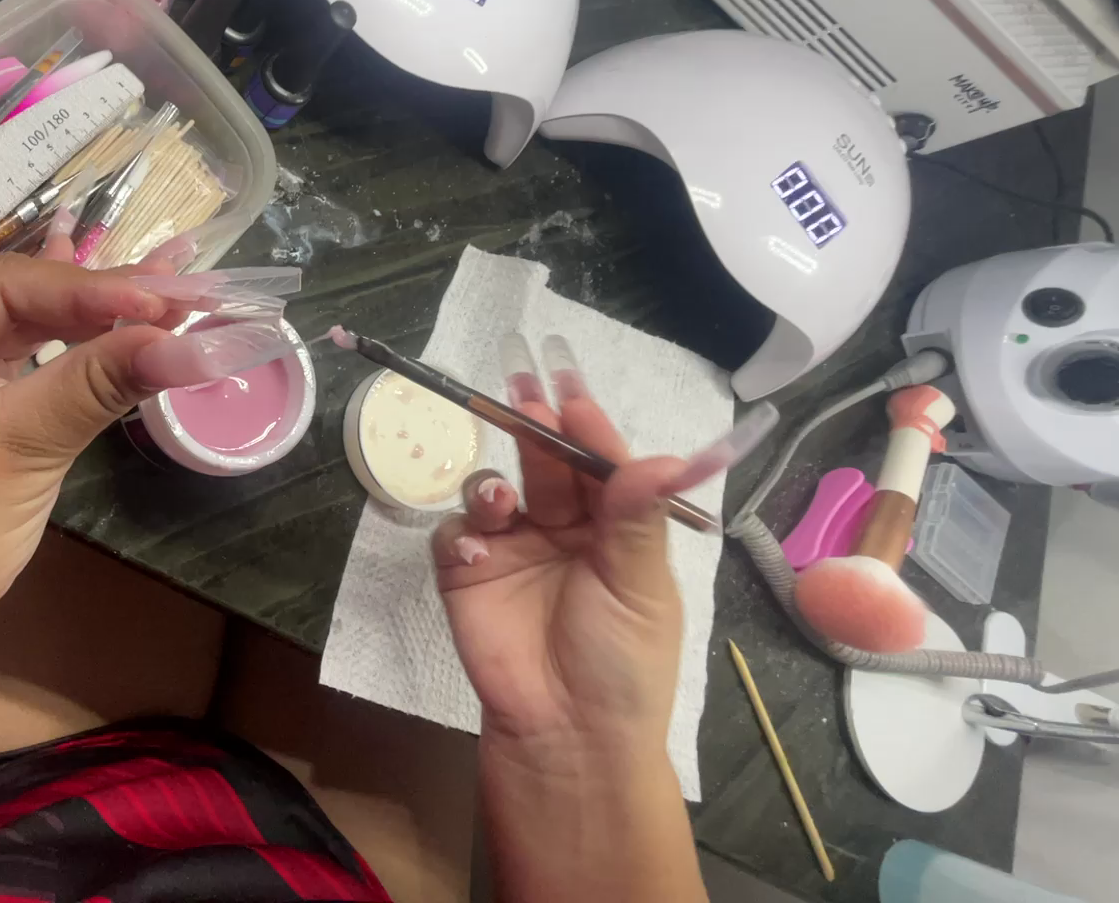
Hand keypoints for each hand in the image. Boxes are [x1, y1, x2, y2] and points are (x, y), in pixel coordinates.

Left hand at [0, 255, 219, 668]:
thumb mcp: (26, 445)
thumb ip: (103, 382)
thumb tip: (196, 345)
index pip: (6, 285)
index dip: (91, 289)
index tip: (167, 299)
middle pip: (21, 293)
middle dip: (103, 294)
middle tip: (184, 284)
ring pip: (30, 314)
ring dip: (98, 308)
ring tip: (168, 285)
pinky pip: (26, 344)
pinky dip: (77, 334)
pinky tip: (116, 300)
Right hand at [432, 334, 710, 756]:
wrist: (565, 731)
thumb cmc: (620, 661)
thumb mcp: (640, 589)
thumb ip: (636, 519)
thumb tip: (664, 455)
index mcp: (611, 530)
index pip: (597, 466)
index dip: (585, 426)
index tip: (569, 388)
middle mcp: (559, 529)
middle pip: (541, 465)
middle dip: (532, 427)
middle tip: (520, 391)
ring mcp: (508, 548)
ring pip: (493, 490)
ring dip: (494, 485)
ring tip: (500, 501)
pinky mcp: (464, 571)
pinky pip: (454, 533)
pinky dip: (461, 534)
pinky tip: (475, 553)